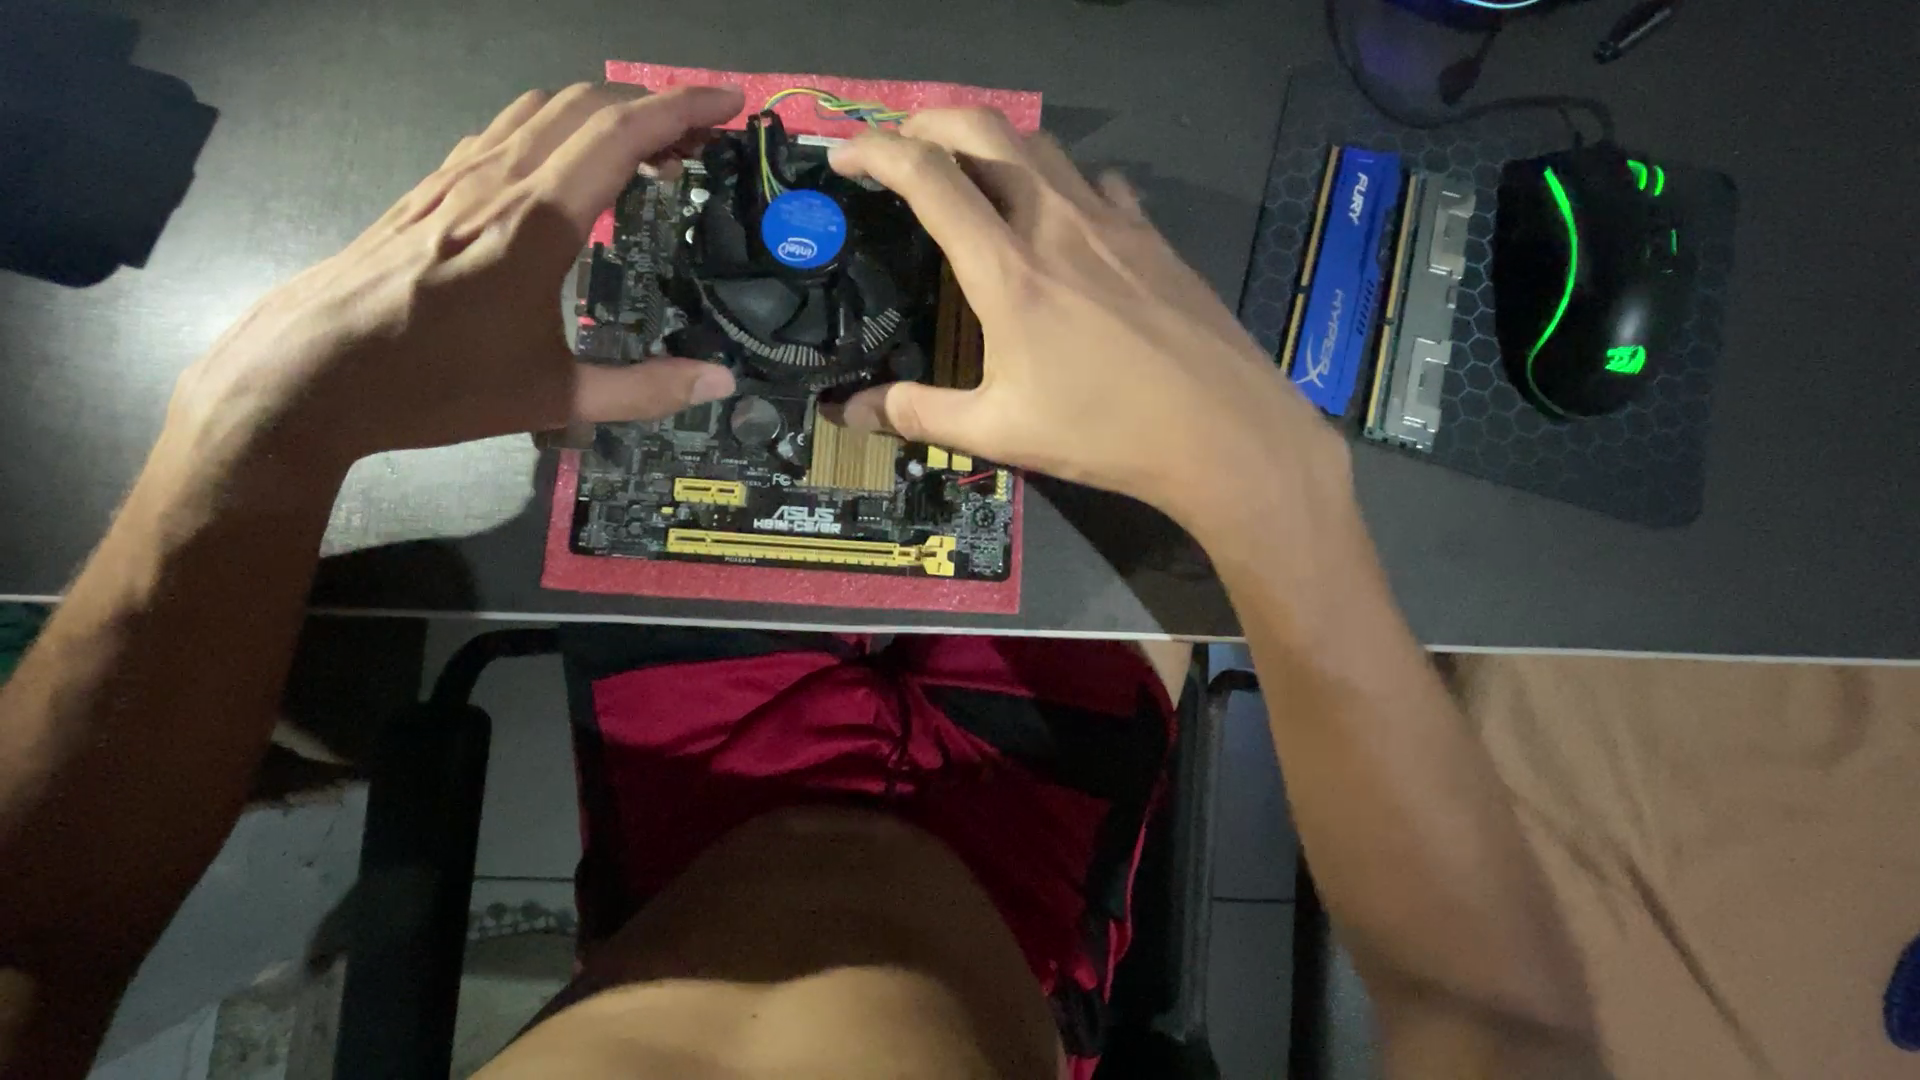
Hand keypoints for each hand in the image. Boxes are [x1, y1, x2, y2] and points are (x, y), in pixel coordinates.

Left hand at [166, 83, 744, 480]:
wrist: (310, 373)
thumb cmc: (436, 385)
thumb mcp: (554, 399)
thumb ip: (645, 390)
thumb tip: (722, 380)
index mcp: (535, 226)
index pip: (618, 136)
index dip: (679, 108)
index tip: (727, 103)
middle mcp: (497, 184)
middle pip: (584, 106)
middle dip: (652, 104)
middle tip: (703, 134)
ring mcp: (458, 179)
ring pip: (541, 110)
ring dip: (605, 111)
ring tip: (650, 146)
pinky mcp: (433, 188)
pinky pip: (507, 132)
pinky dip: (559, 128)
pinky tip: (573, 167)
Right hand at [827, 109, 1347, 535]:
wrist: (1221, 430)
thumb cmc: (1104, 433)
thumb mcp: (999, 431)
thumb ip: (918, 413)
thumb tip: (849, 411)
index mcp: (1008, 269)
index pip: (928, 177)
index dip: (875, 152)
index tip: (844, 156)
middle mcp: (1056, 224)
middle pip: (984, 131)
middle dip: (929, 121)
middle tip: (900, 147)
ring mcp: (1112, 222)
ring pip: (1042, 147)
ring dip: (993, 142)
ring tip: (969, 170)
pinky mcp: (1151, 236)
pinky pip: (1096, 182)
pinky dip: (1060, 179)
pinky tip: (1060, 213)